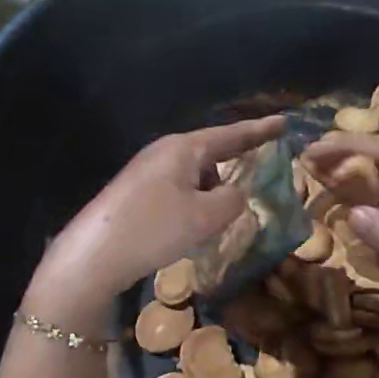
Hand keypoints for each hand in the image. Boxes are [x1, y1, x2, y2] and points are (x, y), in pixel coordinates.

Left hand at [26, 117, 286, 313]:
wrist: (94, 256)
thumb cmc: (154, 228)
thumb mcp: (206, 216)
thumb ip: (233, 199)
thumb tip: (234, 194)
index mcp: (184, 148)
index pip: (232, 134)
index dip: (260, 130)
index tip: (284, 122)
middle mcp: (165, 152)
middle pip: (213, 154)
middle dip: (236, 166)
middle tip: (260, 180)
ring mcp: (148, 171)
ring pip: (196, 175)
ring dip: (214, 192)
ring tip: (223, 220)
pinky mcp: (137, 193)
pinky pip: (180, 190)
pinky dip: (195, 204)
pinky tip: (195, 228)